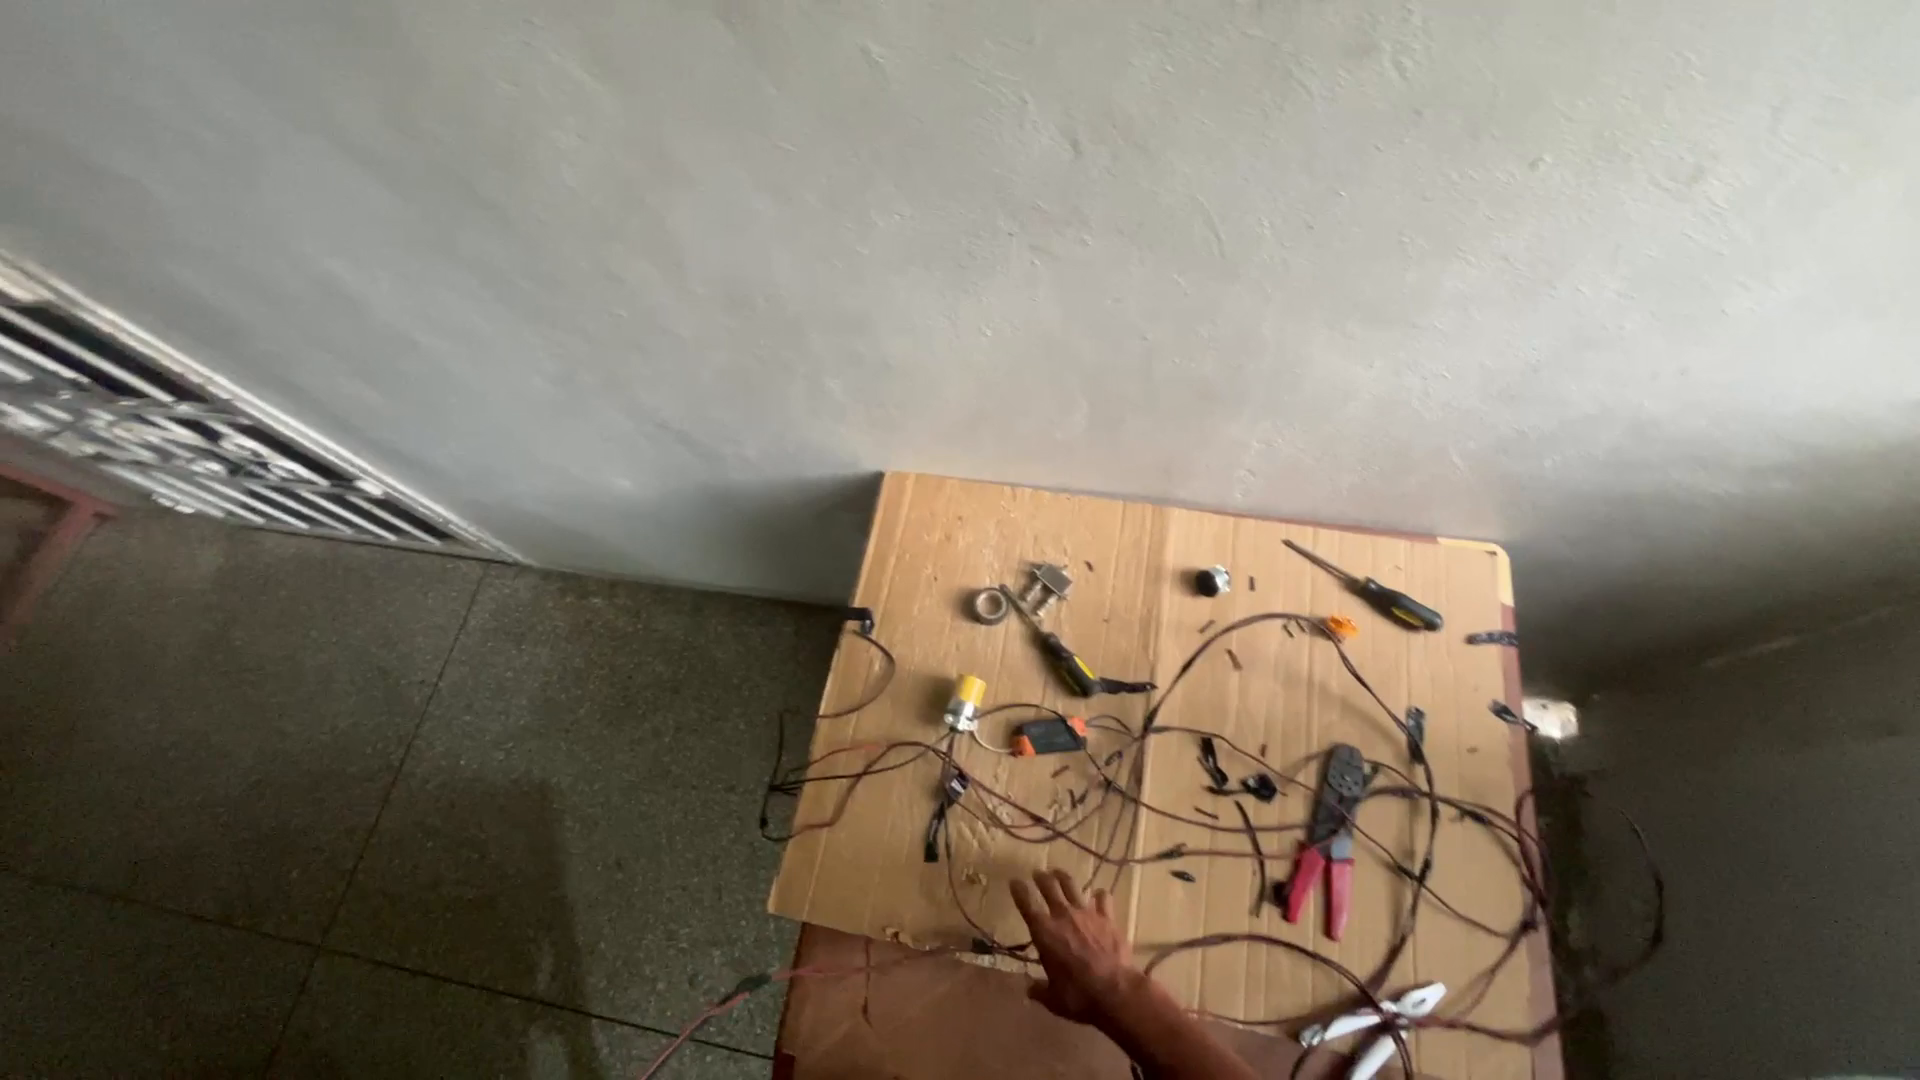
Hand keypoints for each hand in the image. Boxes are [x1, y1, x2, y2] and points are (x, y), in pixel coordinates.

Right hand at [1008, 868, 1131, 1024]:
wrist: (1115, 991)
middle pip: (1049, 886)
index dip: (1018, 890)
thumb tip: (1029, 990)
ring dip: (1063, 877)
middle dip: (1041, 877)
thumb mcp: (1053, 999)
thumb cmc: (1078, 996)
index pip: (1026, 904)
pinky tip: (1099, 897)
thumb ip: (1040, 990)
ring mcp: (1086, 913)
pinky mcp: (1107, 917)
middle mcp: (1062, 916)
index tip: (1014, 881)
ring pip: (1072, 885)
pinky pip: (1103, 898)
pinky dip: (1099, 896)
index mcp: (1044, 932)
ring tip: (1059, 873)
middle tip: (1037, 873)